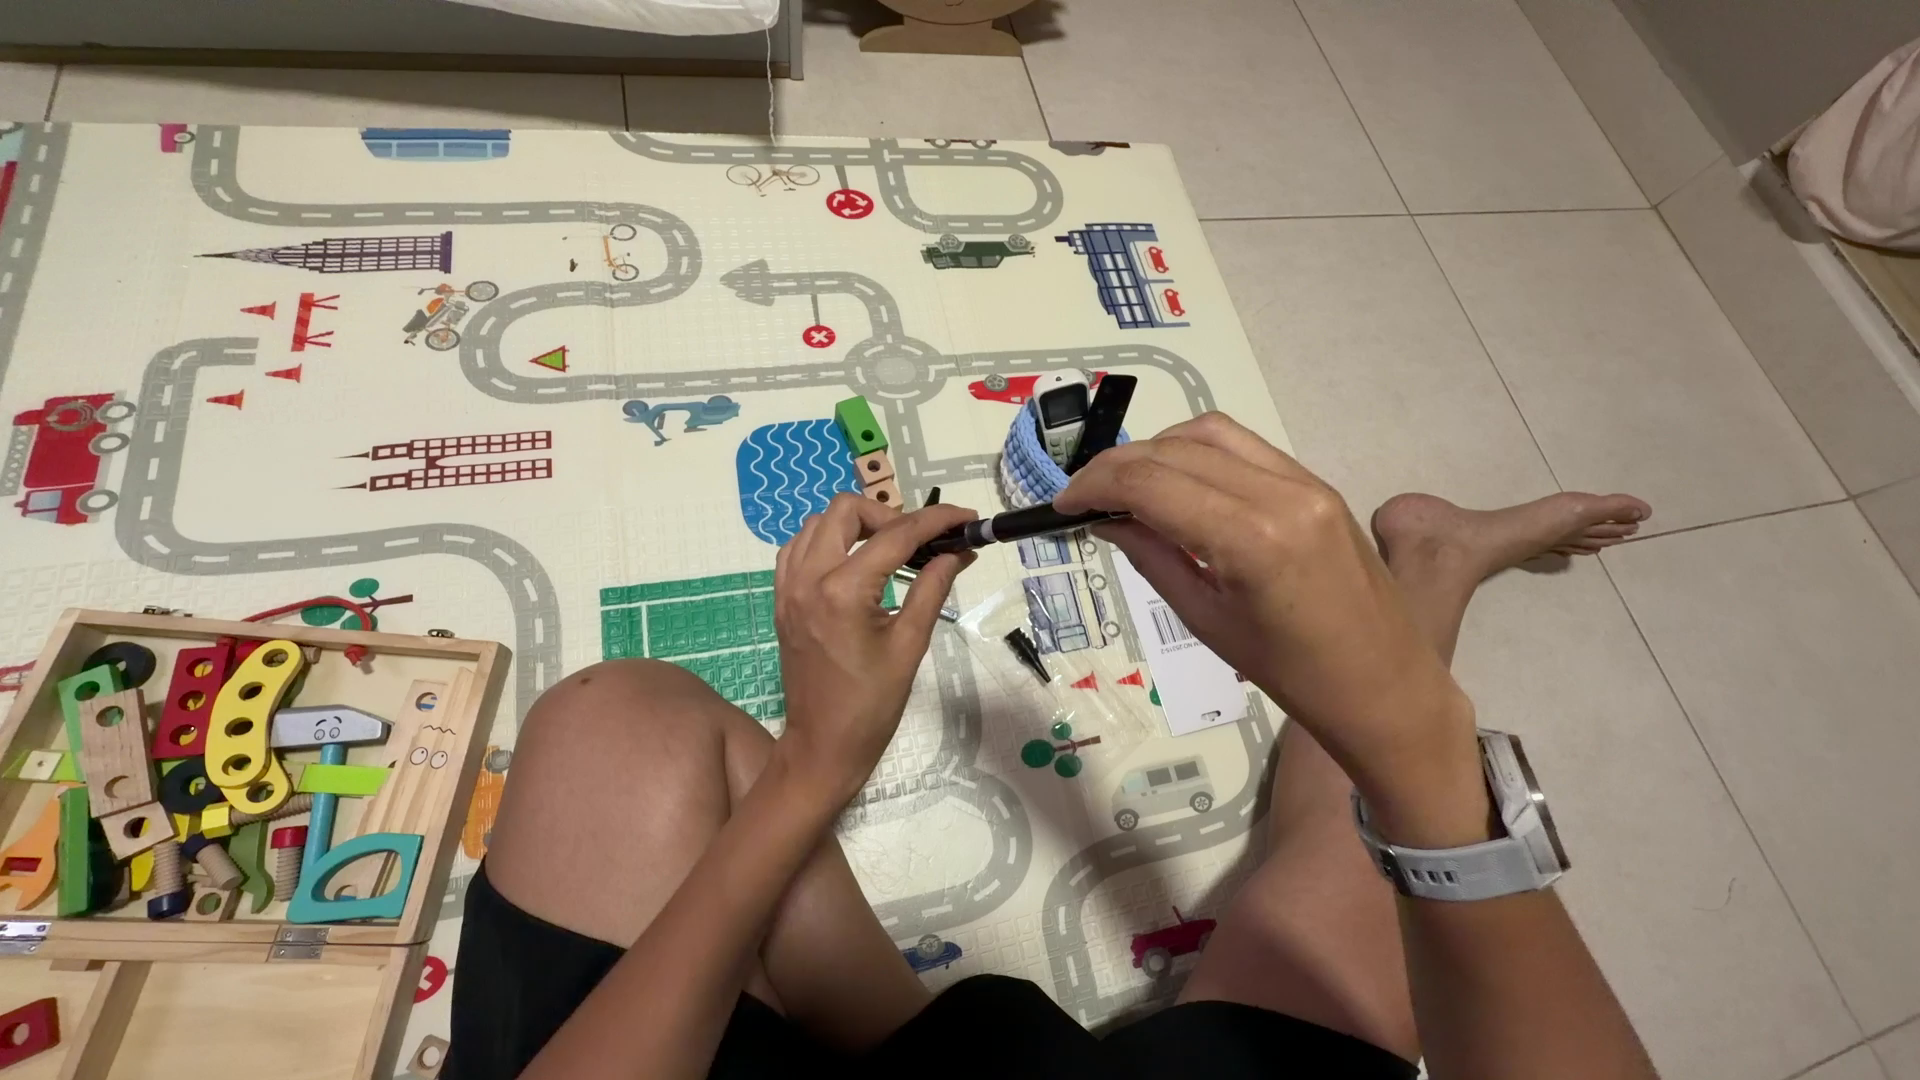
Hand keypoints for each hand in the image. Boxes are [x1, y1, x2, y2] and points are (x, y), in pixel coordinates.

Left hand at [773, 495, 976, 799]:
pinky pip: (798, 548)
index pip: (896, 536)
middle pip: (846, 510)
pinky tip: (853, 564)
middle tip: (919, 542)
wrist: (822, 746)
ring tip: (889, 550)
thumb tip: (958, 552)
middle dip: (889, 515)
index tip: (966, 518)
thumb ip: (932, 589)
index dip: (937, 521)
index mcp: (843, 591)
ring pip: (817, 523)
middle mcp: (808, 578)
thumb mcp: (910, 645)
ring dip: (856, 525)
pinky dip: (827, 542)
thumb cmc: (872, 705)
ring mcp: (788, 587)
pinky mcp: (782, 599)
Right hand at [1056, 414, 1480, 825]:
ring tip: (1125, 487)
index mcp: (1251, 539)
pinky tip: (1175, 482)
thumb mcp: (1205, 620)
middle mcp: (1280, 492)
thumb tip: (1104, 518)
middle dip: (1116, 466)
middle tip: (1084, 498)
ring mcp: (1304, 481)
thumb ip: (1151, 556)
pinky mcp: (1315, 481)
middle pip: (1174, 449)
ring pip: (1207, 432)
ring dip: (1155, 450)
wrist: (1384, 683)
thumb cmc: (1289, 673)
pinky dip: (1194, 452)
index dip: (1094, 485)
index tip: (1062, 505)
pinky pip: (1241, 445)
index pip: (1150, 482)